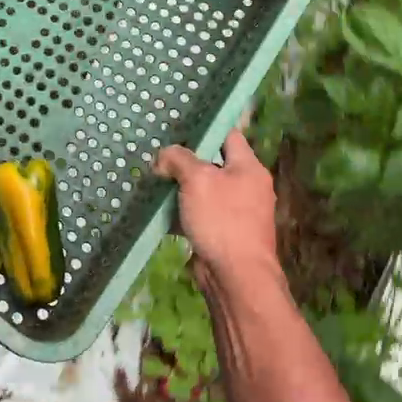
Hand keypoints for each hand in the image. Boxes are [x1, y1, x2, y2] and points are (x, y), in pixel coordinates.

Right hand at [154, 130, 281, 282]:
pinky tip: (159, 210)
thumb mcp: (197, 178)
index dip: (205, 127)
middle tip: (158, 154)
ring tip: (153, 180)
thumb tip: (164, 158)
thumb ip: (178, 158)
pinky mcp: (224, 232)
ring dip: (179, 186)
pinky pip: (199, 213)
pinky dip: (181, 211)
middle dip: (184, 159)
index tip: (178, 124)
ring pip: (203, 189)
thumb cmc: (222, 220)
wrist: (237, 277)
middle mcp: (247, 187)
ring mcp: (236, 211)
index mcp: (248, 168)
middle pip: (212, 162)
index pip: (228, 135)